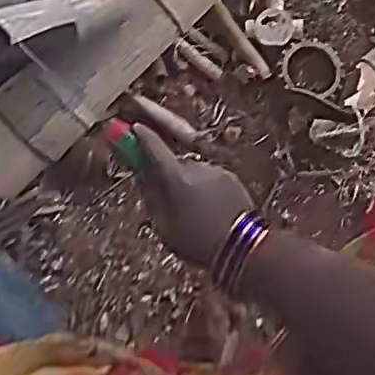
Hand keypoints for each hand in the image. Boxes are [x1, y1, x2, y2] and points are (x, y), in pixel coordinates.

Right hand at [131, 124, 253, 265]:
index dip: (143, 138)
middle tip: (166, 196)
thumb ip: (151, 195)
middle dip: (168, 175)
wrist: (241, 245)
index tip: (134, 129)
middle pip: (174, 164)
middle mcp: (196, 167)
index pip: (155, 149)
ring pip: (193, 172)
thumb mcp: (164, 225)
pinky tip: (209, 209)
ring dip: (189, 184)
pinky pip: (210, 178)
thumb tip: (141, 174)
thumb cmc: (197, 241)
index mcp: (176, 178)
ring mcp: (215, 170)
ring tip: (193, 213)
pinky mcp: (229, 176)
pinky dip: (205, 188)